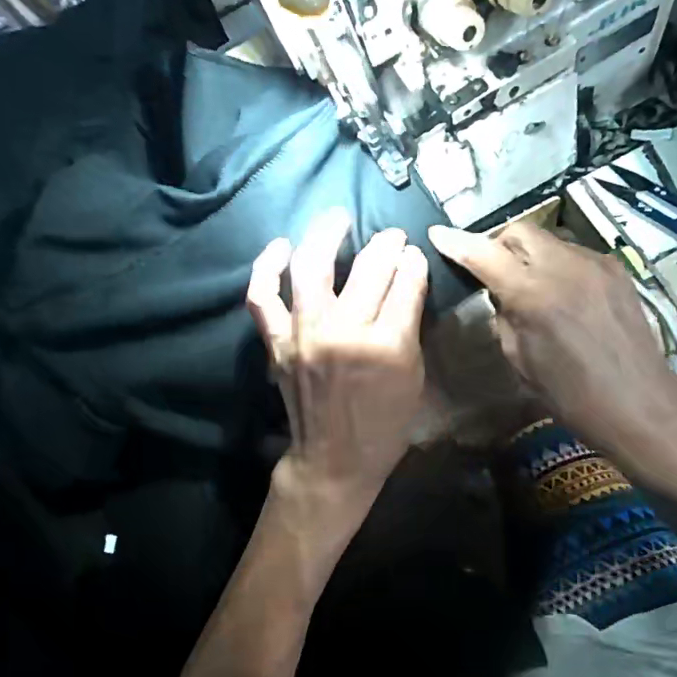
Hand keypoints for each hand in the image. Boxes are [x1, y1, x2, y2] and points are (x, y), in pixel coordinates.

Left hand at [247, 209, 429, 543]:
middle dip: (386, 244)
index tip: (412, 254)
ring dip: (326, 234)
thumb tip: (407, 274)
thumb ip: (410, 323)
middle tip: (391, 237)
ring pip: (312, 267)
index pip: (405, 281)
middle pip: (369, 268)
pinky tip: (281, 246)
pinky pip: (262, 296)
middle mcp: (344, 333)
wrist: (333, 460)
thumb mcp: (413, 375)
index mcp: (387, 346)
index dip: (412, 261)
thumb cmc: (384, 424)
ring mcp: (304, 335)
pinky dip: (266, 267)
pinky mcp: (276, 342)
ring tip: (338, 217)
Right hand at [426, 221, 676, 441]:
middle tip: (492, 268)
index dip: (456, 242)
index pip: (484, 252)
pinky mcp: (616, 269)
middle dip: (498, 243)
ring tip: (530, 283)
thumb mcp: (519, 357)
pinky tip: (562, 292)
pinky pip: (573, 253)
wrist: (639, 403)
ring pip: (548, 240)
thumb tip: (500, 291)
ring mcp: (594, 264)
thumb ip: (504, 313)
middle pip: (518, 231)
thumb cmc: (570, 393)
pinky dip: (557, 265)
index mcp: (533, 295)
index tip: (438, 235)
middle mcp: (564, 268)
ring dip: (530, 255)